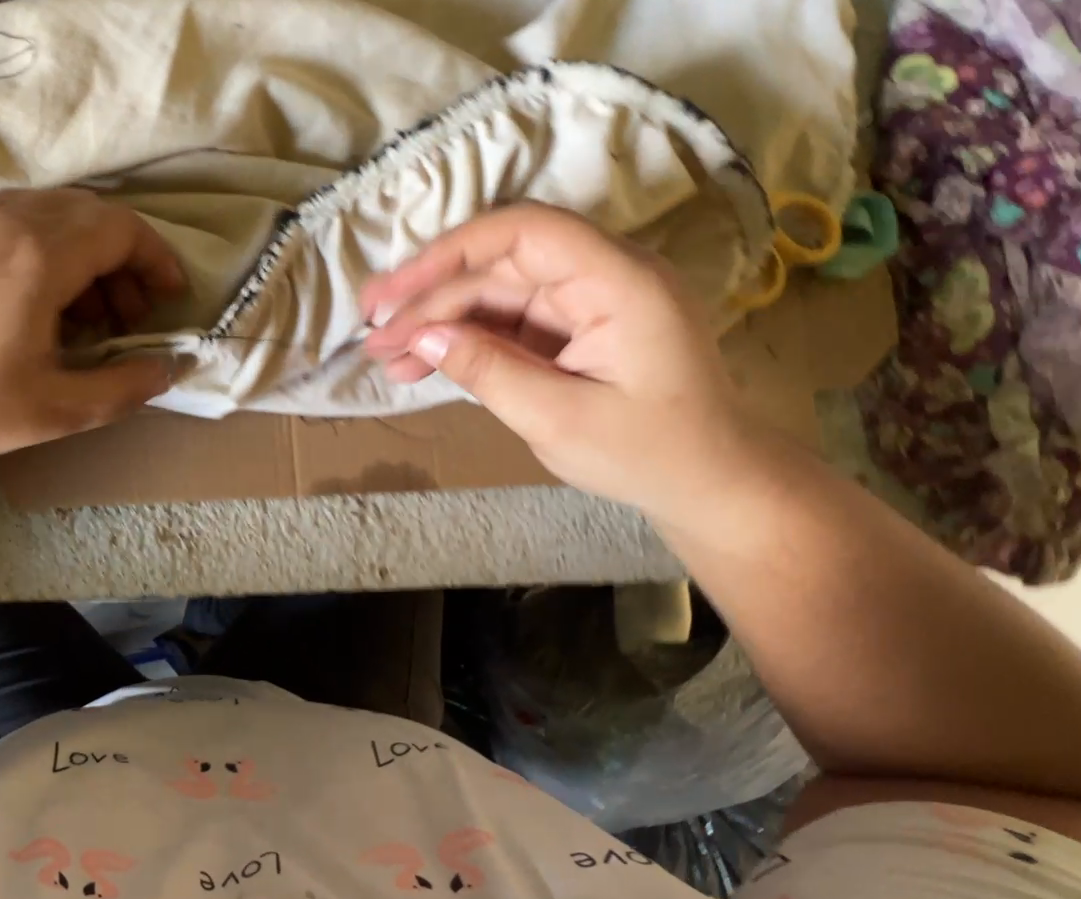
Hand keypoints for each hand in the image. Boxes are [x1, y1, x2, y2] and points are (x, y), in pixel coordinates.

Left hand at [0, 188, 184, 476]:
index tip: (169, 299)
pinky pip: (4, 222)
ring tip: (80, 316)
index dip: (156, 260)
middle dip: (121, 260)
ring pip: (44, 215)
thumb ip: (122, 387)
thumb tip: (170, 369)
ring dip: (79, 254)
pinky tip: (27, 303)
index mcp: (36, 254)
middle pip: (86, 215)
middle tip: (127, 318)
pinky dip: (36, 250)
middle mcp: (1, 218)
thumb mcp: (52, 412)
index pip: (121, 229)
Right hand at [357, 203, 773, 525]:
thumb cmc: (646, 454)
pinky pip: (507, 322)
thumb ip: (488, 371)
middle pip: (498, 266)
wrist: (708, 482)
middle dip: (429, 298)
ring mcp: (586, 303)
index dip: (448, 253)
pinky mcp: (573, 329)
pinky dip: (463, 342)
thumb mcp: (557, 419)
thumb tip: (422, 337)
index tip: (393, 294)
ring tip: (385, 358)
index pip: (523, 233)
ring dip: (437, 322)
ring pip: (495, 294)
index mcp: (617, 282)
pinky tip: (421, 366)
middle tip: (372, 335)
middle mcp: (602, 276)